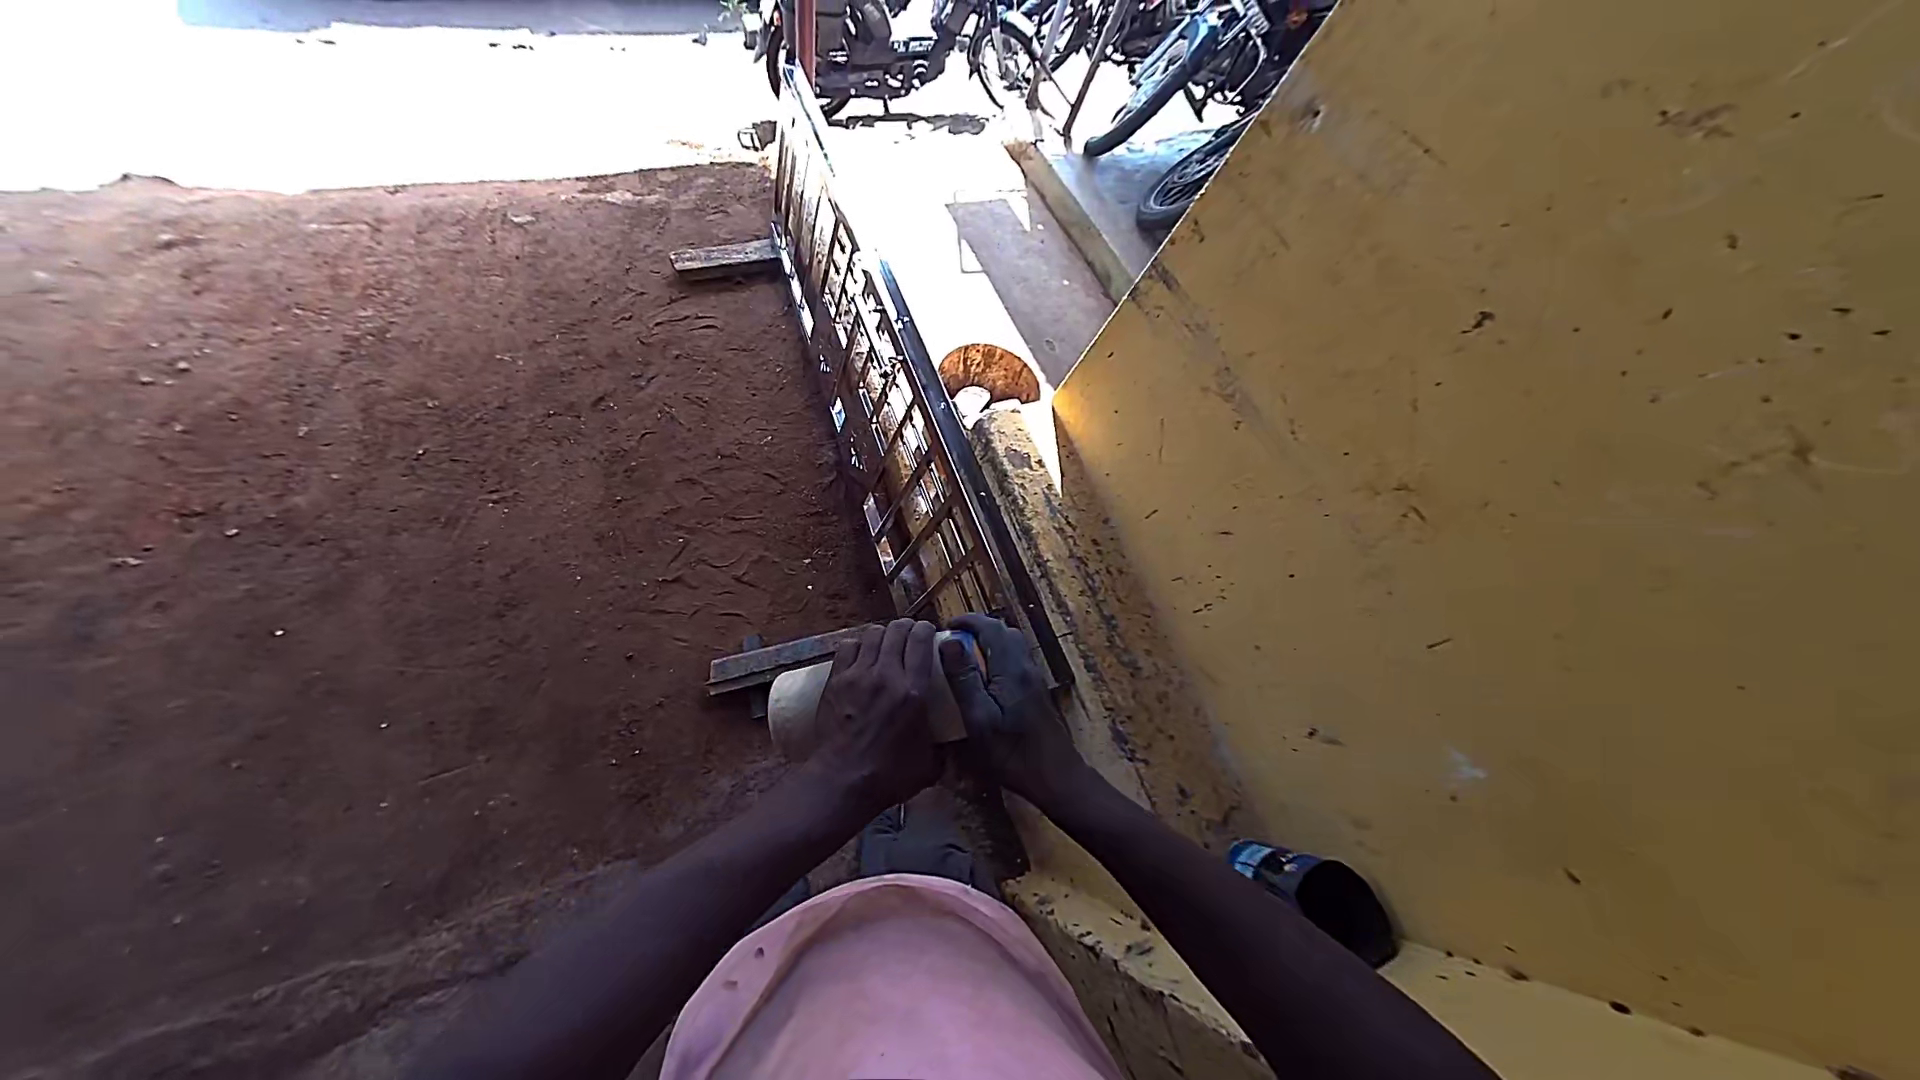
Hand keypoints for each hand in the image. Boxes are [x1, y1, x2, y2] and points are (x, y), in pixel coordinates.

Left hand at [809, 618, 942, 812]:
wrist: (843, 781)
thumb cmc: (889, 775)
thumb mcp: (930, 763)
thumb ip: (944, 747)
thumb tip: (955, 744)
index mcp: (913, 691)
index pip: (921, 641)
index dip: (927, 630)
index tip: (929, 632)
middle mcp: (887, 676)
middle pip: (897, 630)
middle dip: (907, 627)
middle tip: (910, 635)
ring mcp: (858, 675)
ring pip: (872, 634)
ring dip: (883, 635)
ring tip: (886, 643)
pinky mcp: (836, 680)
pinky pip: (847, 647)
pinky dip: (857, 645)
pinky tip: (861, 655)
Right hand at [940, 614, 1087, 811]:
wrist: (1055, 777)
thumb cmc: (1012, 753)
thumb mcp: (979, 718)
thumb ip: (964, 678)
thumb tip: (949, 641)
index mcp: (1011, 669)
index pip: (990, 627)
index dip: (967, 621)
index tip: (945, 626)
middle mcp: (1026, 667)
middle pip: (1004, 632)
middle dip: (977, 629)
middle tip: (952, 641)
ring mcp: (1034, 679)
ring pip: (1012, 645)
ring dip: (988, 642)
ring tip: (963, 657)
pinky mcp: (1036, 692)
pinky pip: (1015, 660)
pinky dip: (997, 657)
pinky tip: (983, 680)